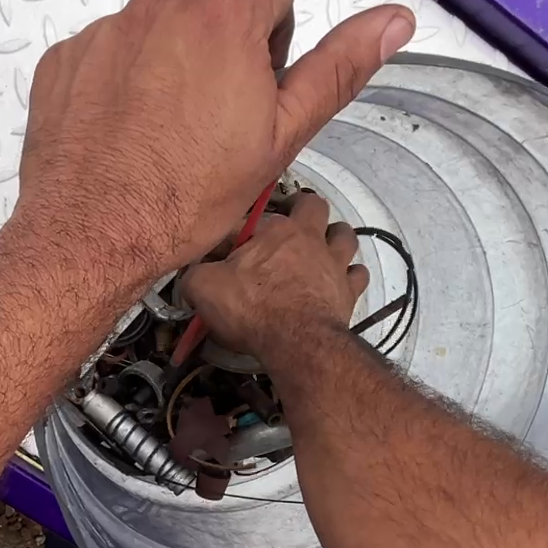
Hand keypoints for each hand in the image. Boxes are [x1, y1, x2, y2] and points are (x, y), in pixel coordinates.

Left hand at [12, 0, 412, 288]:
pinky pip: (103, 53)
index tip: (254, 88)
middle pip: (209, 2)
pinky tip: (121, 133)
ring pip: (155, 27)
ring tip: (160, 133)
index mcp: (223, 16)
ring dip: (166, 63)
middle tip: (208, 120)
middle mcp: (159, 9)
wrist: (90, 238)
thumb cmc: (176, 201)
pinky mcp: (64, 63)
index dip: (271, 41)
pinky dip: (115, 82)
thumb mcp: (276, 142)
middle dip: (218, 48)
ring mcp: (105, 34)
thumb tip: (390, 23)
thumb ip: (334, 72)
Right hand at [179, 193, 368, 359]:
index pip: (249, 220)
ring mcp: (334, 263)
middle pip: (313, 207)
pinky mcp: (349, 291)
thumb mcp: (204, 288)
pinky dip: (348, 277)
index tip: (221, 256)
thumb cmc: (250, 308)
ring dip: (333, 239)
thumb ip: (194, 276)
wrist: (295, 341)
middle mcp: (309, 238)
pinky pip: (356, 275)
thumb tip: (191, 276)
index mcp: (274, 230)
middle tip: (288, 230)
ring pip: (344, 235)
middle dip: (302, 212)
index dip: (233, 236)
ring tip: (319, 252)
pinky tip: (337, 284)